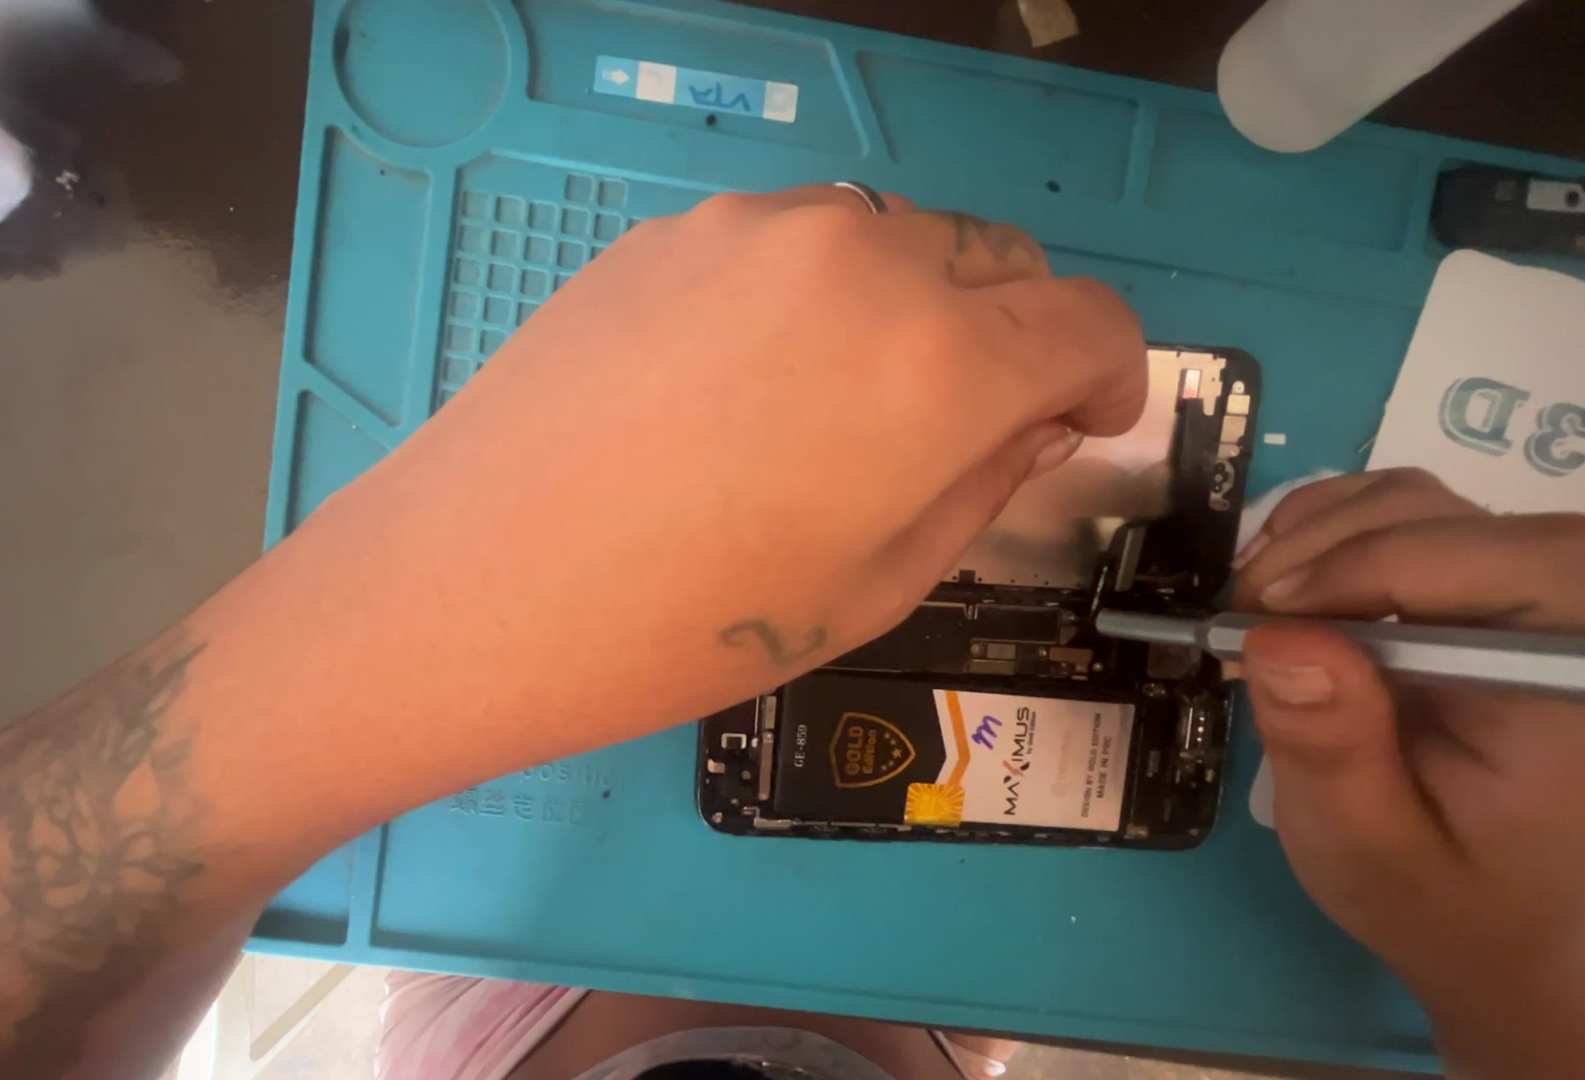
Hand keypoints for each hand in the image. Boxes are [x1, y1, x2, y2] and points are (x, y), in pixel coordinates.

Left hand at [314, 185, 1145, 745]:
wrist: (476, 587)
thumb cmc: (685, 627)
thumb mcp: (874, 588)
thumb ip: (980, 483)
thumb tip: (1034, 415)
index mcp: (937, 363)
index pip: (1091, 322)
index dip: (1108, 373)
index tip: (1083, 420)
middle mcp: (862, 258)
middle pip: (998, 267)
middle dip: (1012, 342)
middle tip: (963, 425)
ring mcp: (754, 231)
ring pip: (895, 244)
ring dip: (914, 312)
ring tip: (846, 405)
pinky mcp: (670, 234)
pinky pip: (793, 248)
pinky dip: (818, 299)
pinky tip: (748, 379)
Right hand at [1231, 469, 1584, 1024]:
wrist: (1476, 916)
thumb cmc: (1431, 896)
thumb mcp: (1365, 846)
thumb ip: (1332, 748)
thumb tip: (1276, 636)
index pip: (1532, 568)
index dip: (1390, 564)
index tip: (1271, 611)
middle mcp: (1583, 634)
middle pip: (1467, 519)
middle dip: (1330, 549)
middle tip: (1239, 612)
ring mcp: (1527, 607)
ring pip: (1421, 503)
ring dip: (1314, 534)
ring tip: (1248, 601)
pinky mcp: (1471, 596)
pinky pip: (1395, 519)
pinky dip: (1318, 532)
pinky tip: (1277, 586)